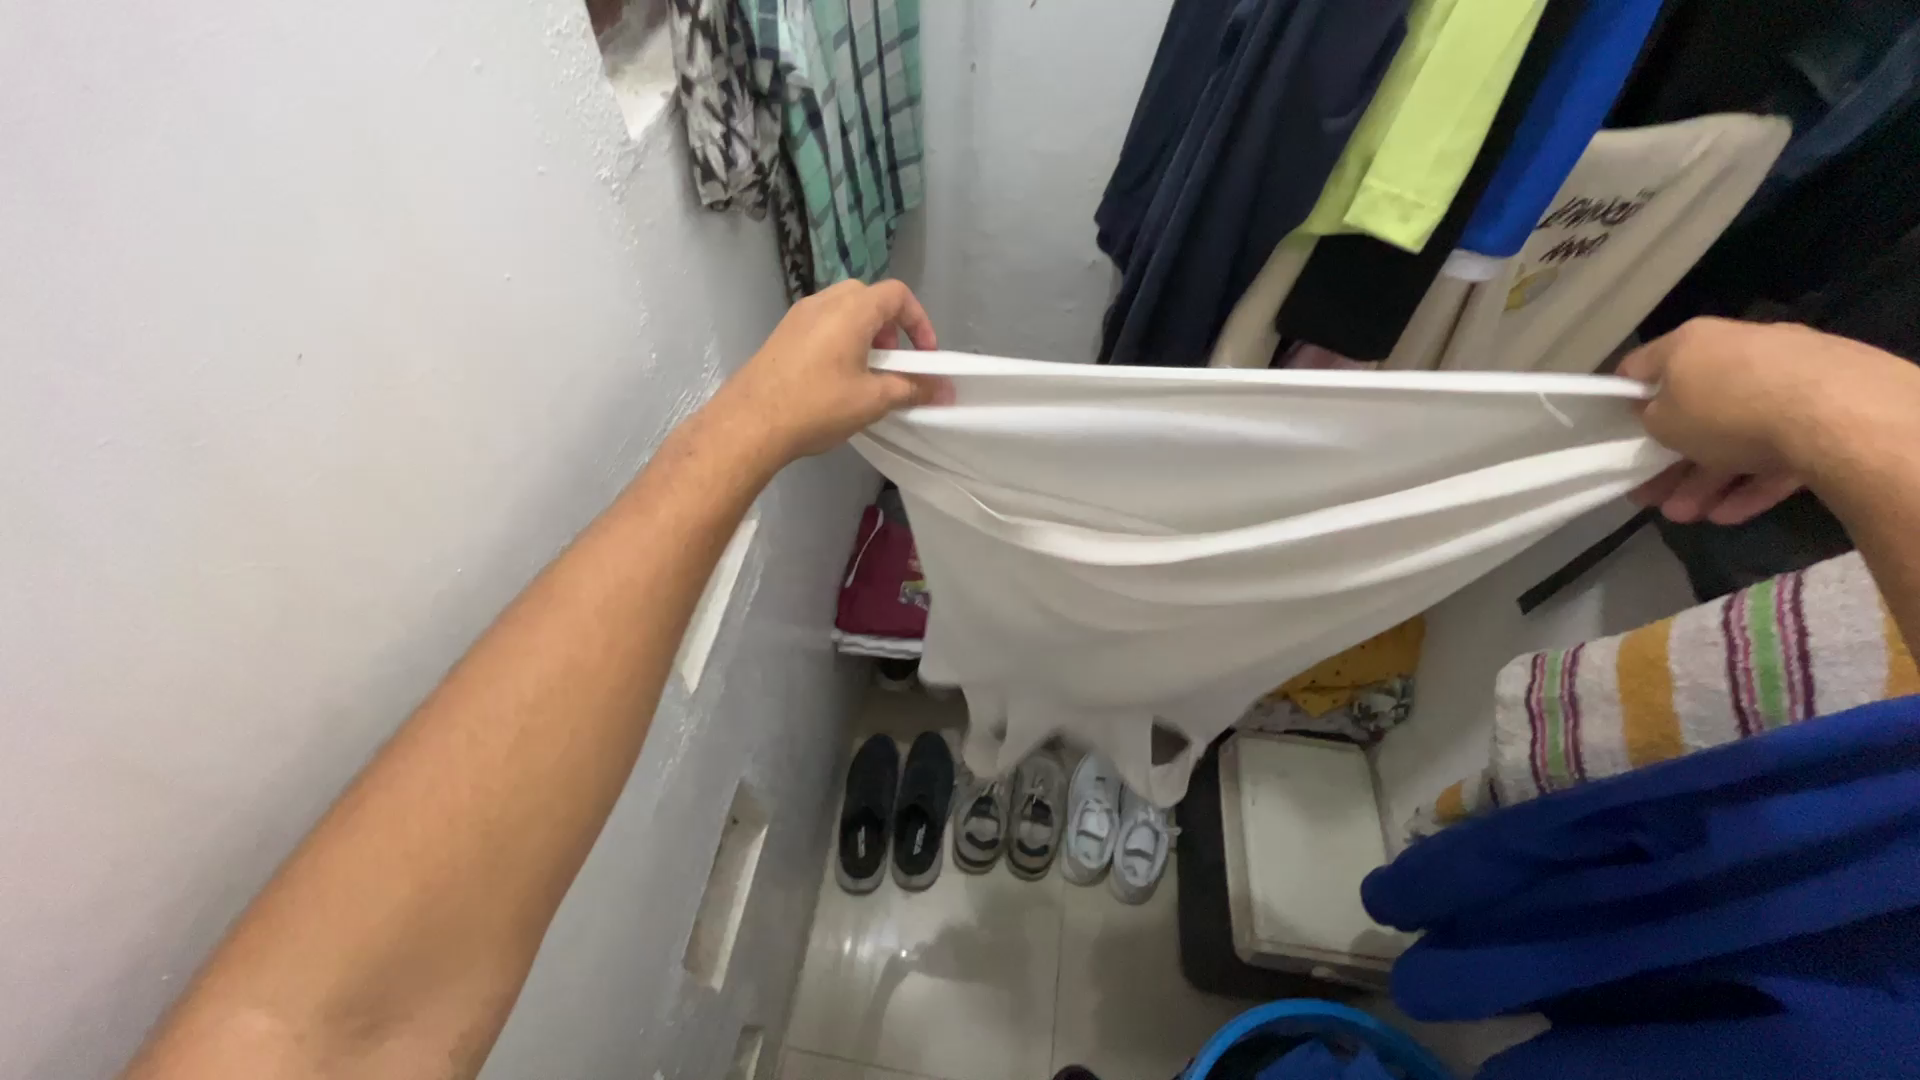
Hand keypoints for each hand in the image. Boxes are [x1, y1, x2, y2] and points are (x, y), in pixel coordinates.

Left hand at [703, 279, 947, 467]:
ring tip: (866, 372)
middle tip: (894, 360)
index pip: (897, 294)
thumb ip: (912, 389)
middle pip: (868, 297)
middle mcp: (824, 302)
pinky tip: (836, 378)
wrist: (750, 422)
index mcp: (852, 310)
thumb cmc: (817, 405)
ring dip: (864, 333)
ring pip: (842, 310)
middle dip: (890, 326)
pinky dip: (840, 339)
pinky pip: (821, 324)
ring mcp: (798, 316)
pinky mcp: (782, 334)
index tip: (924, 355)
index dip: (919, 321)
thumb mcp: (873, 400)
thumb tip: (945, 389)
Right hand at [1618, 317, 1913, 523]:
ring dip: (1706, 477)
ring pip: (1737, 433)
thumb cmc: (1726, 411)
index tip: (1615, 433)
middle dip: (1670, 459)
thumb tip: (1655, 415)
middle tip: (1653, 493)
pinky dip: (1755, 478)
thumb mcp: (1658, 422)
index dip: (1622, 401)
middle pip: (1694, 410)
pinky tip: (1732, 512)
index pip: (1639, 369)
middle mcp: (1742, 348)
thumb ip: (1648, 417)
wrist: (1845, 417)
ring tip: (1690, 515)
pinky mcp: (1834, 403)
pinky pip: (1781, 444)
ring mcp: (1793, 375)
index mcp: (1692, 342)